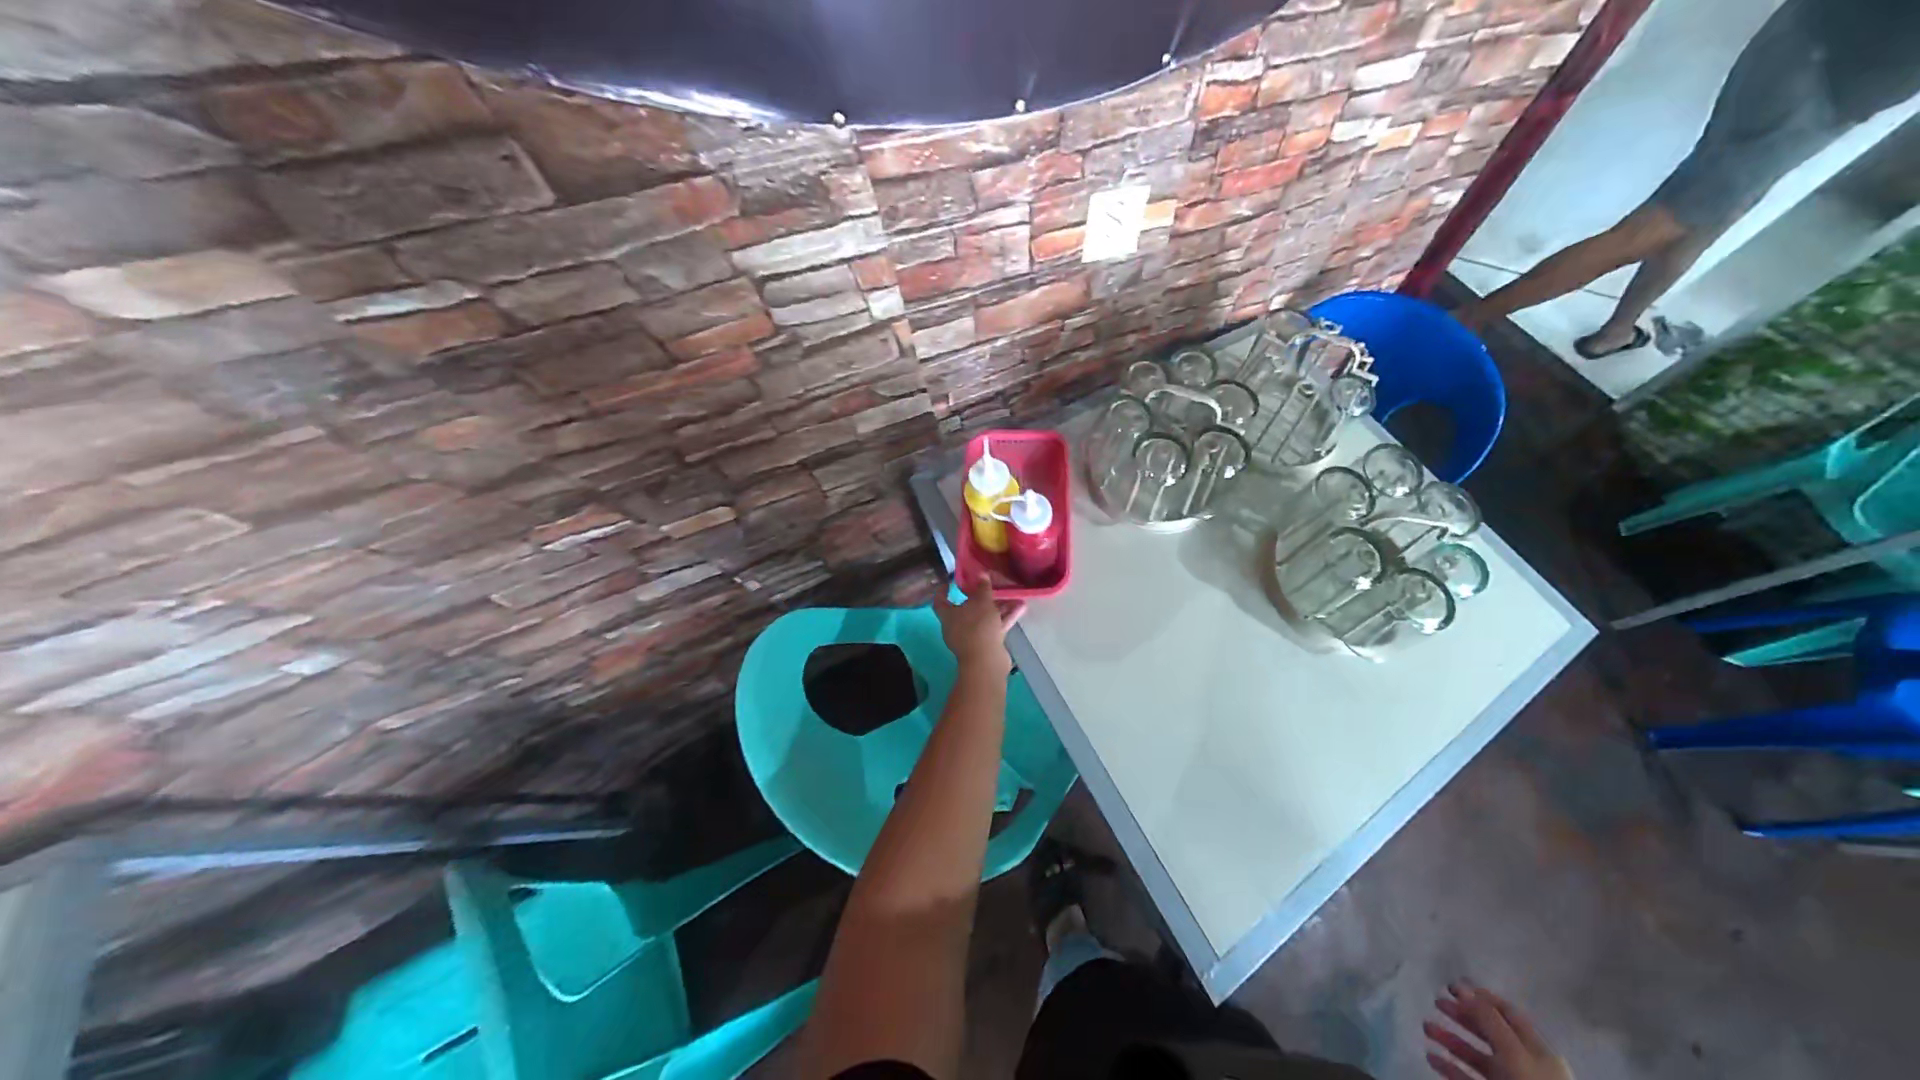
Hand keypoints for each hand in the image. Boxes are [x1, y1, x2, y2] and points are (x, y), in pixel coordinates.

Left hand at [934, 577, 1024, 677]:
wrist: (986, 661)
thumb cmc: (977, 627)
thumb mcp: (982, 602)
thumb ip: (982, 587)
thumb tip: (981, 574)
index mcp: (948, 615)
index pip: (940, 600)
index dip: (943, 590)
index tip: (949, 581)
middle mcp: (957, 625)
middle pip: (967, 608)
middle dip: (980, 596)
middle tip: (990, 585)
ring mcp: (972, 636)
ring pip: (984, 617)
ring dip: (998, 606)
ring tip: (1013, 594)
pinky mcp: (986, 643)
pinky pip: (995, 626)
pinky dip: (1005, 617)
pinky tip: (1021, 608)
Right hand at [1424, 981, 1571, 1079]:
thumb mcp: (1514, 1052)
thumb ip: (1489, 1020)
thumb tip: (1463, 989)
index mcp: (1536, 1050)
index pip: (1509, 1015)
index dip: (1483, 997)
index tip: (1454, 986)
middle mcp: (1523, 1064)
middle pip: (1489, 1032)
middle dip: (1461, 1014)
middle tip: (1437, 1001)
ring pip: (1476, 1056)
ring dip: (1450, 1039)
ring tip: (1426, 1027)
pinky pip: (1468, 1078)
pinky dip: (1449, 1067)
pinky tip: (1431, 1058)